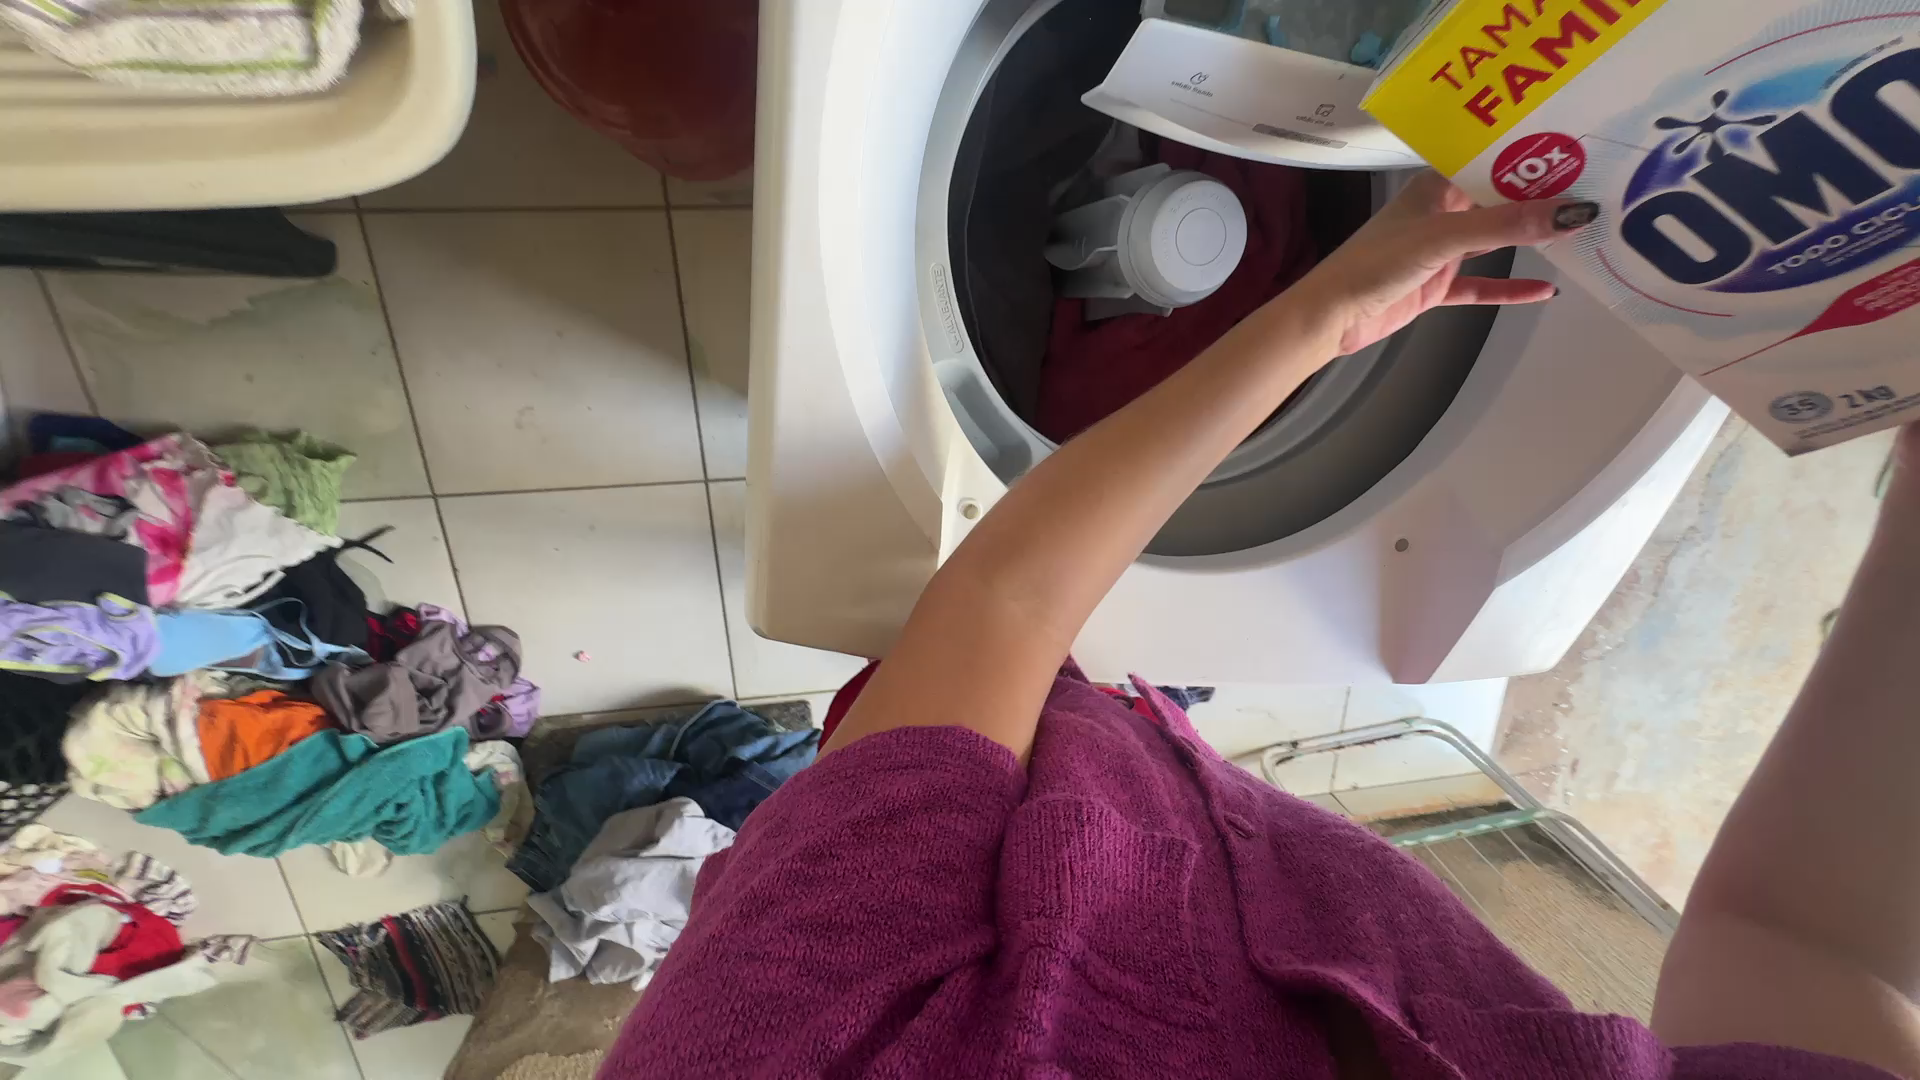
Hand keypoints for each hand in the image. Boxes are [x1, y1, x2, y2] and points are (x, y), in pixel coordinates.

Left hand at [1292, 170, 1598, 355]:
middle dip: (1544, 193)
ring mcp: (1437, 253)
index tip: (1591, 142)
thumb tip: (1575, 211)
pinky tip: (1545, 290)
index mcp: (1434, 186)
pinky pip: (1479, 286)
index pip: (1494, 158)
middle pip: (1500, 198)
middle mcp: (1438, 214)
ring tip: (1586, 228)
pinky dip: (1507, 288)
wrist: (1329, 317)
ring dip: (1530, 238)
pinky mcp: (1432, 288)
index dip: (1537, 150)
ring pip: (1493, 240)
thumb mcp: (1443, 237)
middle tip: (1606, 182)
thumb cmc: (1374, 265)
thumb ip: (1505, 224)